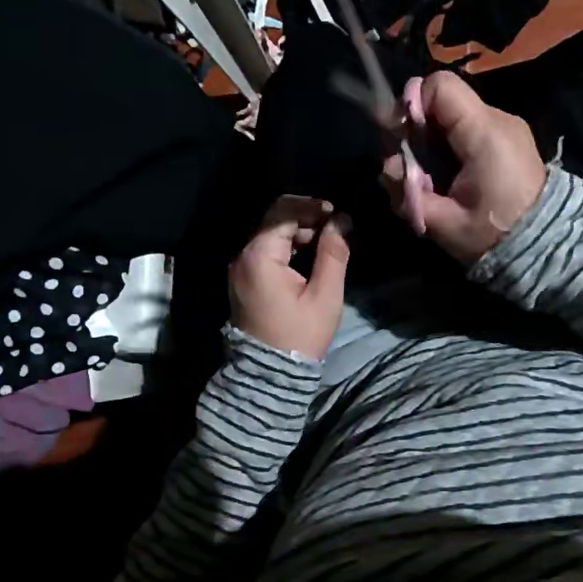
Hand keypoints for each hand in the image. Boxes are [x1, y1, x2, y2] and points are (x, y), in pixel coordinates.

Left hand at [229, 196, 350, 360]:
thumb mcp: (325, 295)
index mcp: (260, 256)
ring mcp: (240, 268)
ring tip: (327, 245)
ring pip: (270, 235)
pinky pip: (265, 252)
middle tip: (336, 230)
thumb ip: (333, 253)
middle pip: (275, 221)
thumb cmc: (301, 334)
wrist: (270, 374)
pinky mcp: (243, 280)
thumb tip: (342, 221)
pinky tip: (310, 258)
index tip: (338, 214)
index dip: (312, 207)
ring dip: (298, 234)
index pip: (284, 212)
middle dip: (307, 219)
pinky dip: (287, 248)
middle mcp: (242, 256)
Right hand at [380, 72, 546, 264]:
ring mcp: (506, 129)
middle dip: (416, 133)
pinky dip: (451, 151)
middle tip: (410, 170)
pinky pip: (469, 131)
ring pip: (452, 119)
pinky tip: (451, 181)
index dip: (411, 107)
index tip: (401, 141)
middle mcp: (497, 120)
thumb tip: (388, 166)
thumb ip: (408, 190)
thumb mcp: (442, 222)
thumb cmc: (493, 236)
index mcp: (484, 133)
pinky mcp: (509, 142)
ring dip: (432, 146)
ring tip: (431, 183)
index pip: (438, 86)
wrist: (546, 247)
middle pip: (441, 103)